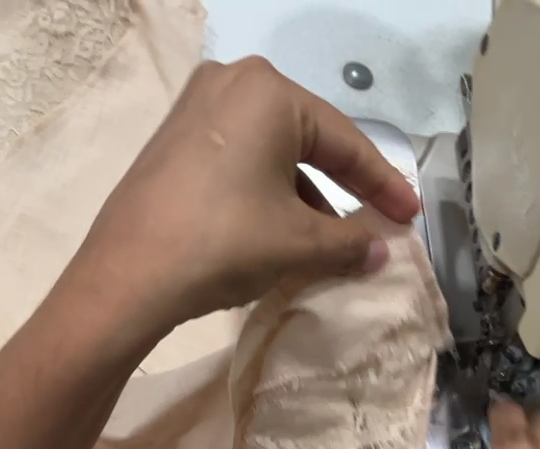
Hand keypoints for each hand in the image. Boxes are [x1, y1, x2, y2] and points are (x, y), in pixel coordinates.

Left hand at [64, 58, 421, 340]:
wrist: (129, 275)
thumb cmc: (224, 244)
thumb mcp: (298, 244)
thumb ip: (350, 243)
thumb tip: (382, 251)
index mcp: (270, 91)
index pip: (346, 142)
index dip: (384, 185)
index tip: (409, 216)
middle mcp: (232, 83)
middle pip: (309, 142)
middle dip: (344, 190)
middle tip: (376, 223)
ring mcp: (196, 110)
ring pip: (272, 155)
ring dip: (306, 199)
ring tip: (328, 243)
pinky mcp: (174, 143)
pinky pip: (240, 163)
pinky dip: (268, 195)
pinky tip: (279, 232)